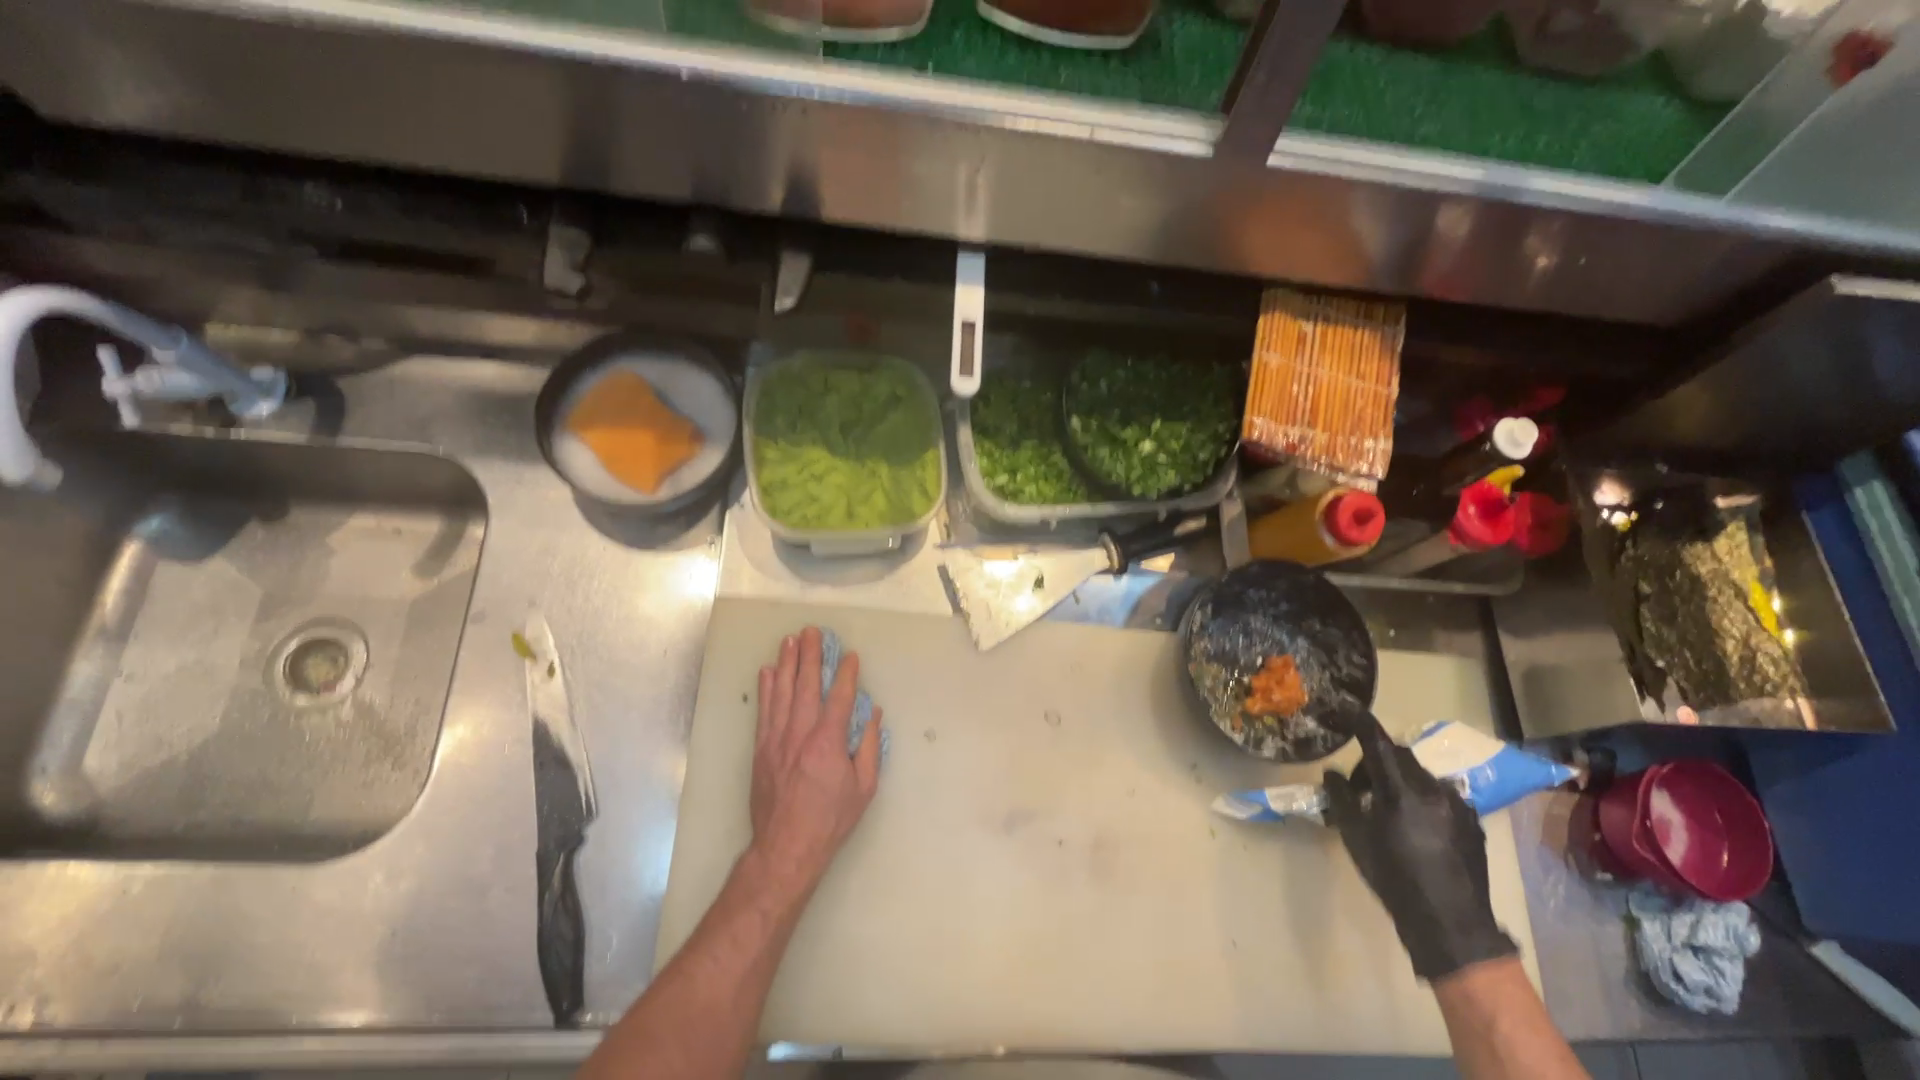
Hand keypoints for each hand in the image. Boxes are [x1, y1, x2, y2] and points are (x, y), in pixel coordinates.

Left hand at [747, 627, 882, 900]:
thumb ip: (868, 746)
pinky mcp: (761, 749)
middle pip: (806, 685)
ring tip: (790, 640)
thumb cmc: (830, 819)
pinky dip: (766, 690)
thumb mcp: (864, 787)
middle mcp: (800, 733)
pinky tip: (769, 672)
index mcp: (828, 742)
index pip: (840, 697)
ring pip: (782, 692)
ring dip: (787, 664)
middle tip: (812, 631)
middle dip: (811, 656)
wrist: (785, 846)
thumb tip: (872, 713)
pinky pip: (764, 711)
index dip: (847, 674)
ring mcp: (776, 739)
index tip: (850, 655)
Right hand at [1324, 712, 1515, 982]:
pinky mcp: (1474, 821)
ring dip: (1401, 781)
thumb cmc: (1394, 880)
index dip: (1361, 723)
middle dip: (1377, 761)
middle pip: (1401, 757)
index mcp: (1402, 791)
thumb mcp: (1356, 840)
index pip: (1378, 743)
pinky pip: (1442, 796)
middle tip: (1360, 789)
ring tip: (1389, 812)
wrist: (1450, 923)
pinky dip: (1423, 799)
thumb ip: (1342, 800)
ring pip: (1422, 775)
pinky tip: (1417, 828)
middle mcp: (1434, 789)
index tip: (1347, 709)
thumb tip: (1332, 773)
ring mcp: (1459, 804)